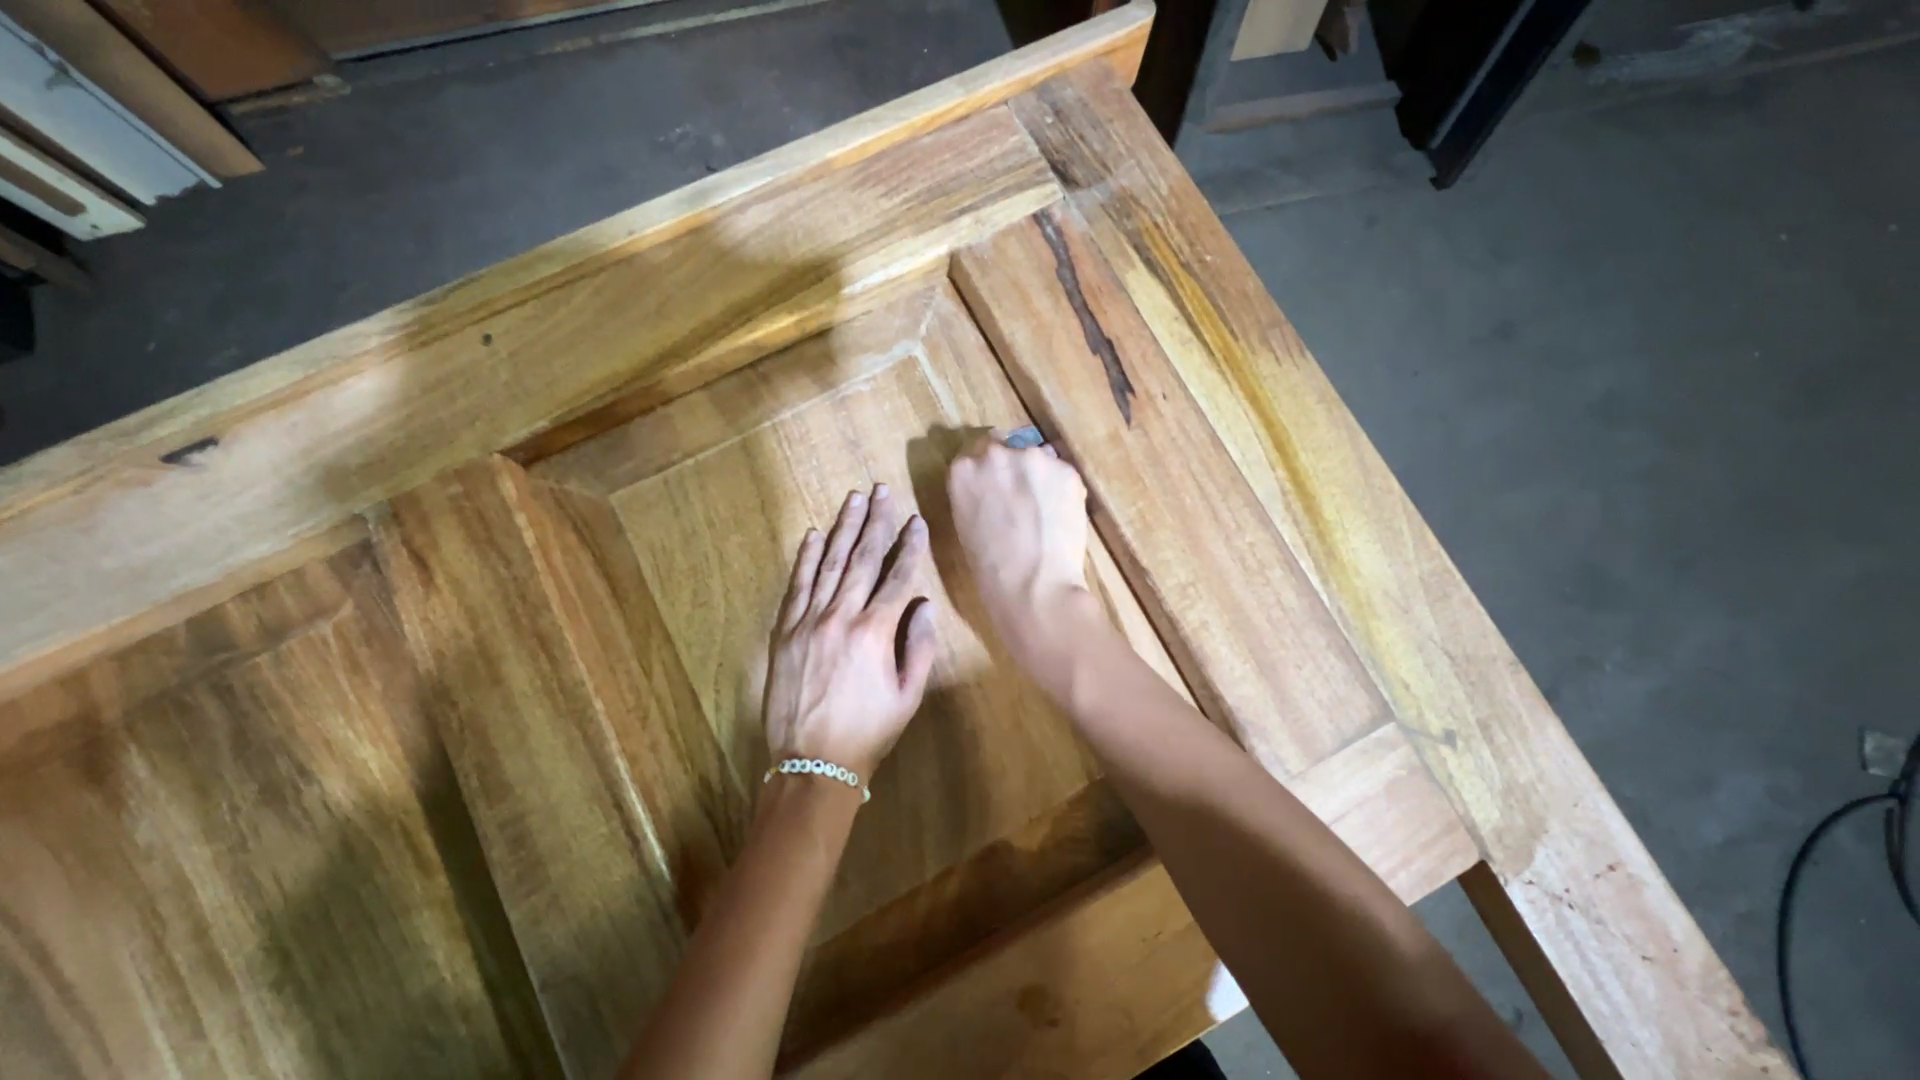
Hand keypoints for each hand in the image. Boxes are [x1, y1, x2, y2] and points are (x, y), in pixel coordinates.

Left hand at [764, 484, 936, 780]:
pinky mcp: (784, 632)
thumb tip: (923, 604)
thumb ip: (919, 647)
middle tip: (883, 491)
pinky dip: (807, 559)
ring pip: (830, 564)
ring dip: (843, 529)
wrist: (812, 762)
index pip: (898, 577)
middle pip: (863, 559)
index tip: (916, 522)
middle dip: (876, 523)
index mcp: (875, 632)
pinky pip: (797, 586)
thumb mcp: (908, 696)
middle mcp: (841, 617)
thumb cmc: (869, 733)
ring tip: (854, 499)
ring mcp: (808, 621)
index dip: (909, 547)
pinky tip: (816, 535)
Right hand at [946, 430, 1092, 652]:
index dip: (990, 468)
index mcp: (962, 470)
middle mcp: (995, 454)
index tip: (997, 484)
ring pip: (1037, 458)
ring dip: (1039, 475)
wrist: (1034, 586)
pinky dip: (1061, 489)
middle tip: (1021, 498)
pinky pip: (1062, 473)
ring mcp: (1034, 458)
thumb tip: (993, 486)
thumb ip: (975, 492)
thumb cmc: (991, 569)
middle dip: (1013, 468)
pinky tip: (1059, 516)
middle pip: (1007, 447)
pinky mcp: (1066, 470)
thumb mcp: (966, 523)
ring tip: (1043, 510)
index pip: (976, 449)